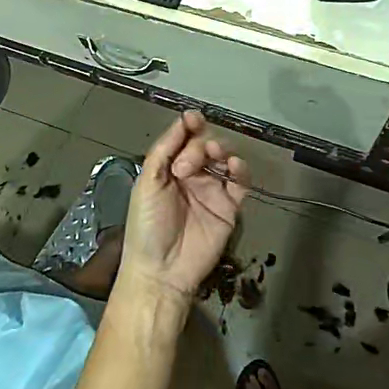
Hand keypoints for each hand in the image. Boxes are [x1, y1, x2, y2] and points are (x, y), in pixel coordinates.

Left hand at [119, 111, 248, 304]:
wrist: (162, 271)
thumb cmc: (146, 228)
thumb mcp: (146, 184)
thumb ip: (164, 150)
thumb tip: (182, 120)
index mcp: (169, 170)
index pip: (184, 140)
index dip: (190, 126)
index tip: (193, 118)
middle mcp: (192, 176)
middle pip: (205, 145)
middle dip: (199, 145)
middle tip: (186, 165)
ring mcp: (212, 190)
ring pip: (225, 158)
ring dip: (221, 150)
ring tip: (213, 157)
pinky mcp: (230, 206)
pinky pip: (241, 181)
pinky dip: (240, 169)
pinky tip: (234, 166)